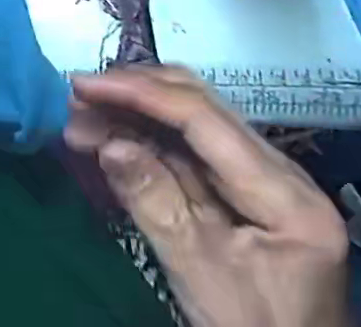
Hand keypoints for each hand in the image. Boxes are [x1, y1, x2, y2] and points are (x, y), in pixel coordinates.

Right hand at [65, 67, 353, 326]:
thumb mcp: (199, 274)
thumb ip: (155, 204)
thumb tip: (107, 144)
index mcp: (284, 194)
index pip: (202, 118)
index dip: (137, 93)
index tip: (82, 86)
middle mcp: (279, 170)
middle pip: (195, 103)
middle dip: (129, 93)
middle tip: (76, 100)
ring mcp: (259, 173)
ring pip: (185, 115)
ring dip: (129, 111)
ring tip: (80, 121)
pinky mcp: (238, 183)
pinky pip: (183, 142)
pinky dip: (140, 134)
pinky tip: (105, 138)